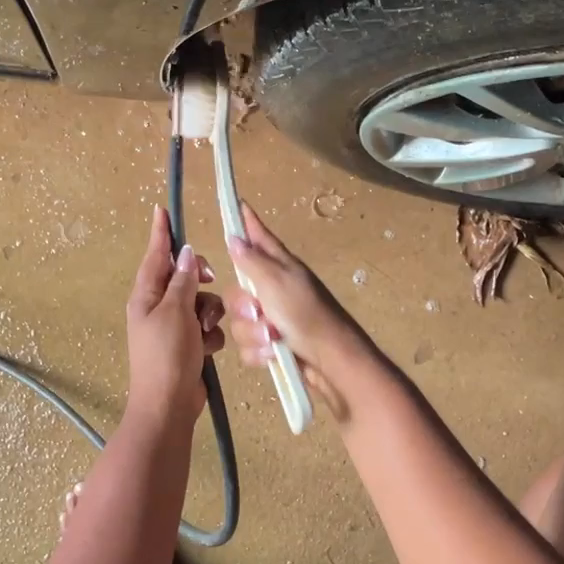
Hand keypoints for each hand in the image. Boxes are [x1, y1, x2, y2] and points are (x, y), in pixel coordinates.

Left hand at [126, 206, 225, 425]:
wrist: (168, 404)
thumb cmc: (166, 355)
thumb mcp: (176, 312)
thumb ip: (184, 281)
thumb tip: (187, 254)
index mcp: (146, 295)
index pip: (157, 256)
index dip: (162, 234)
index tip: (161, 211)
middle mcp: (158, 308)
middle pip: (185, 278)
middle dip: (201, 282)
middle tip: (209, 282)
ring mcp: (174, 328)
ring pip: (202, 303)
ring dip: (210, 314)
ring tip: (205, 332)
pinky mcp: (189, 346)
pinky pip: (207, 328)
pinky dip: (211, 337)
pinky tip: (208, 351)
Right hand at [223, 203, 372, 397]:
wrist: (329, 360)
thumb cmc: (306, 314)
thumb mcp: (276, 282)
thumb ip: (252, 261)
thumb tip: (234, 236)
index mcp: (280, 267)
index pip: (259, 237)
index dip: (247, 223)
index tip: (237, 203)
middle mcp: (275, 290)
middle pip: (238, 289)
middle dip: (242, 306)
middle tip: (258, 311)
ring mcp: (274, 318)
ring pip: (240, 322)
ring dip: (253, 334)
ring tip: (273, 339)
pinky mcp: (272, 345)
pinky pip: (248, 346)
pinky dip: (259, 352)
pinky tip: (272, 355)